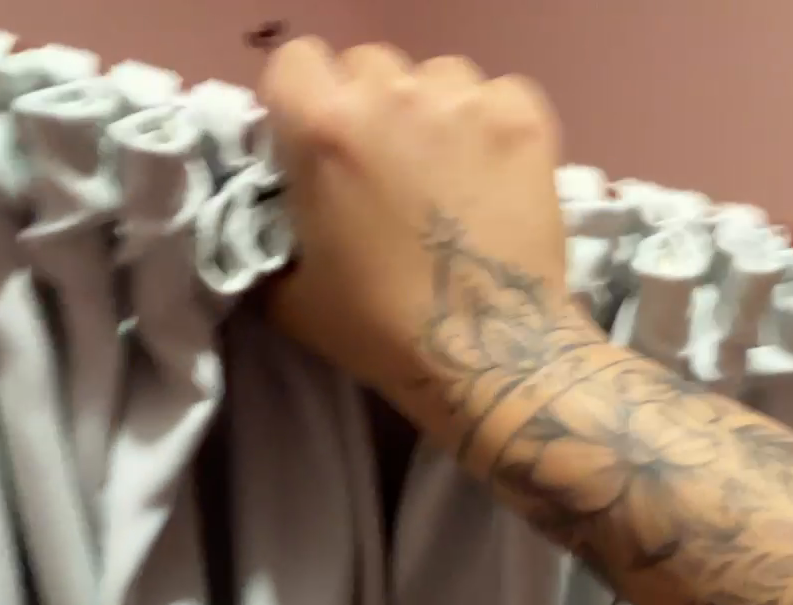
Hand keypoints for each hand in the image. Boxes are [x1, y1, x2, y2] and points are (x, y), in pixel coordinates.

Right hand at [258, 38, 570, 397]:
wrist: (486, 355)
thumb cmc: (380, 332)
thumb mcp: (291, 297)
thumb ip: (270, 235)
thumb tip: (273, 214)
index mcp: (322, 128)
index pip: (293, 62)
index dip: (300, 103)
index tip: (316, 147)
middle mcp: (391, 93)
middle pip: (365, 66)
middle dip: (365, 109)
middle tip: (382, 171)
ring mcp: (465, 100)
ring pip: (433, 77)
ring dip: (428, 114)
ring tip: (443, 176)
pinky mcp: (523, 117)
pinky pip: (494, 96)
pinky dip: (488, 128)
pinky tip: (491, 179)